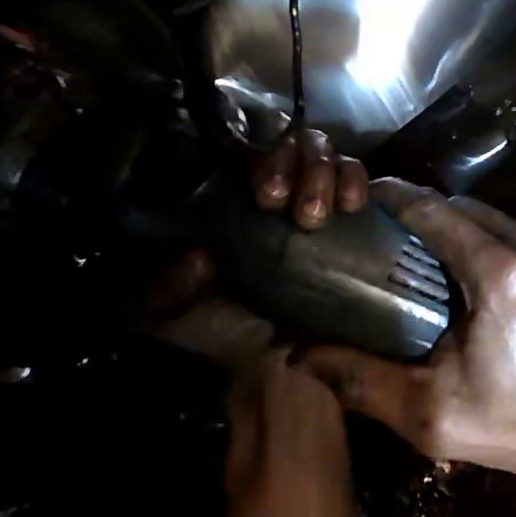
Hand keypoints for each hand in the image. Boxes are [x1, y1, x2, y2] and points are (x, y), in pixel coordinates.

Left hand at [156, 138, 371, 366]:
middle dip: (297, 166)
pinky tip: (352, 205)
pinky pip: (359, 176)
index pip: (251, 150)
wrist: (279, 373)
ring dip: (324, 172)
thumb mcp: (166, 316)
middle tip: (290, 205)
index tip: (267, 195)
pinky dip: (355, 180)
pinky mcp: (355, 212)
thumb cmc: (223, 337)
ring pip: (326, 152)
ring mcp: (319, 196)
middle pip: (294, 143)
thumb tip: (199, 255)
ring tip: (320, 214)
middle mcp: (279, 189)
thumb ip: (156, 290)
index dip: (262, 159)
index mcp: (236, 200)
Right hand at [297, 179, 515, 483]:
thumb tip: (296, 354)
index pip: (433, 210)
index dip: (393, 197)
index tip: (363, 194)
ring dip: (455, 225)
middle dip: (421, 212)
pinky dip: (487, 237)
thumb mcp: (431, 413)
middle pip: (460, 206)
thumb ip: (360, 379)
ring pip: (489, 214)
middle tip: (387, 233)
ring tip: (424, 251)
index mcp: (500, 272)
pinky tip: (471, 267)